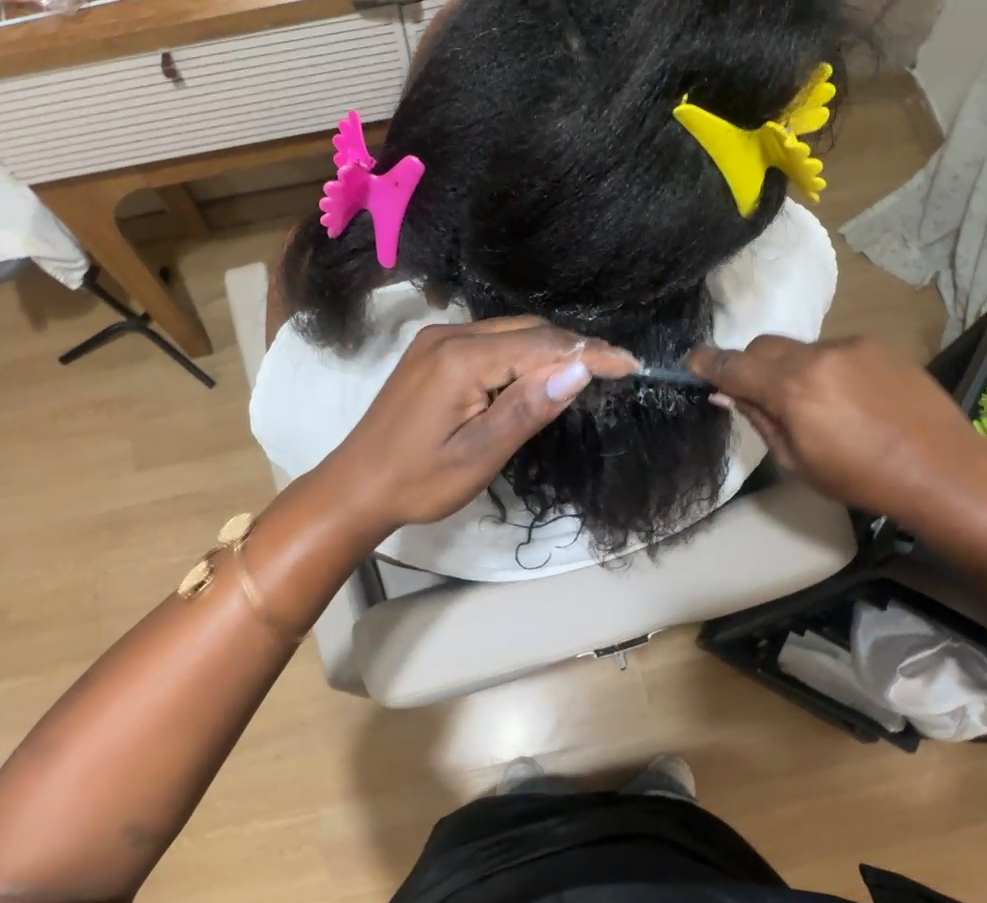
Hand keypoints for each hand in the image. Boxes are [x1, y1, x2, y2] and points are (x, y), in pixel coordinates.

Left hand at [314, 317, 637, 534]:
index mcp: (461, 360)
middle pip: (527, 330)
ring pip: (509, 333)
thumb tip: (579, 369)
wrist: (355, 487)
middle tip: (616, 370)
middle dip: (574, 348)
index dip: (590, 353)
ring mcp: (436, 341)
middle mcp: (448, 336)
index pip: (541, 345)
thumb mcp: (478, 455)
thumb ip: (527, 409)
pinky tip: (537, 376)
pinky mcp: (431, 354)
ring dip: (549, 350)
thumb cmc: (418, 482)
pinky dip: (521, 355)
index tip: (632, 365)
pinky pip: (489, 342)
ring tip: (587, 374)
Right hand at [689, 335, 986, 516]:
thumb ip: (759, 420)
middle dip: (749, 365)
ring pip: (801, 349)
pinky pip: (835, 351)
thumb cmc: (860, 479)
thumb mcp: (797, 461)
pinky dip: (825, 370)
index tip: (692, 364)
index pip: (736, 365)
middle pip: (764, 346)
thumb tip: (728, 395)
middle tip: (752, 394)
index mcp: (794, 388)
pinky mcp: (880, 346)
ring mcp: (853, 346)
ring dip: (791, 370)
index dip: (708, 364)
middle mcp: (820, 355)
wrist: (939, 467)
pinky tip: (848, 402)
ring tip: (814, 408)